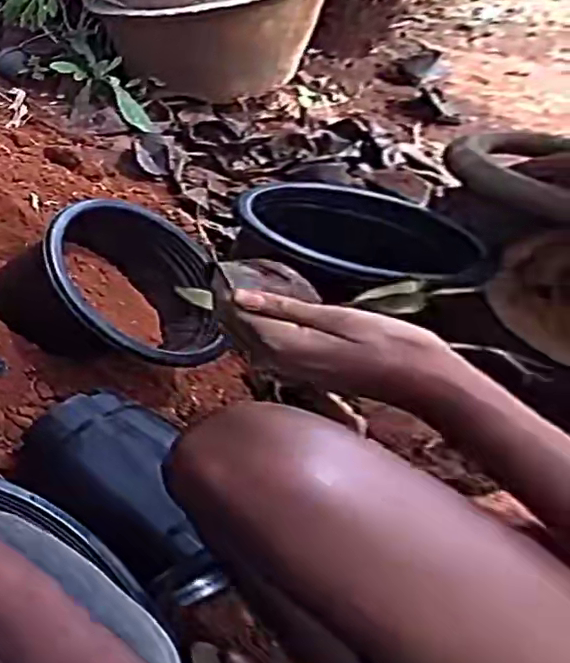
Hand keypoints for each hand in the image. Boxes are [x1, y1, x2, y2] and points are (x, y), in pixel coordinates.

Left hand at [230, 290, 474, 407]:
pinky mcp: (299, 373)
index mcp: (279, 343)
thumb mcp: (339, 317)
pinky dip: (264, 329)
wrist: (434, 386)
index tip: (228, 275)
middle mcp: (273, 360)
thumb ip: (285, 308)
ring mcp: (285, 369)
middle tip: (238, 279)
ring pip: (249, 337)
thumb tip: (239, 296)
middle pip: (238, 326)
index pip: (235, 314)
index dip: (230, 293)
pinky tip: (276, 316)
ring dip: (248, 316)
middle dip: (235, 304)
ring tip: (256, 294)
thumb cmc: (396, 346)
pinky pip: (266, 346)